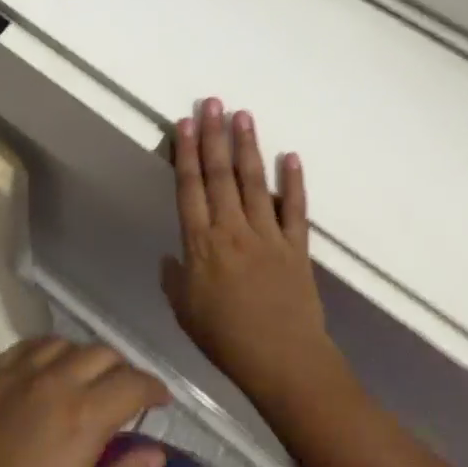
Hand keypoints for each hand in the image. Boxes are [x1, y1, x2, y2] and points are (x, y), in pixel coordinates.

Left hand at [0, 338, 172, 466]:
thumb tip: (155, 452)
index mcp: (83, 415)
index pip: (132, 383)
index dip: (154, 388)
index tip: (162, 400)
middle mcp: (53, 381)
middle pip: (102, 353)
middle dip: (123, 371)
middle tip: (129, 397)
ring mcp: (17, 373)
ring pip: (66, 343)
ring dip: (86, 358)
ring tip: (91, 384)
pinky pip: (28, 346)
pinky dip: (49, 352)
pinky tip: (51, 371)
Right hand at [162, 99, 327, 396]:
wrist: (284, 363)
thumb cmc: (226, 339)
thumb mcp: (184, 311)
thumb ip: (175, 279)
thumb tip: (171, 258)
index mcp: (200, 244)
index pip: (190, 187)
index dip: (187, 153)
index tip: (185, 123)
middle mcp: (232, 230)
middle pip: (220, 174)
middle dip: (215, 135)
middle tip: (212, 103)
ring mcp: (267, 236)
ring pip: (254, 182)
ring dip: (248, 147)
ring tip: (243, 115)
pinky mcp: (296, 248)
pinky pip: (295, 209)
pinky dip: (293, 182)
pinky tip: (291, 157)